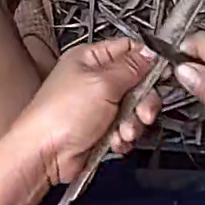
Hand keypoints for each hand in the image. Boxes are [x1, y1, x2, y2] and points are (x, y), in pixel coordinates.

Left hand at [6, 38, 160, 186]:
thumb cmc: (58, 115)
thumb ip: (130, 68)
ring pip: (134, 109)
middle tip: (142, 111)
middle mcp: (94, 79)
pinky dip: (124, 137)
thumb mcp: (102, 84)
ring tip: (122, 130)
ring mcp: (98, 105)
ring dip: (133, 123)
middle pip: (137, 82)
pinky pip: (126, 128)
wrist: (44, 155)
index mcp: (90, 59)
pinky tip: (114, 141)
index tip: (160, 75)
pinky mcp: (100, 128)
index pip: (128, 49)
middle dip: (143, 100)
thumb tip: (150, 53)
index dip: (147, 61)